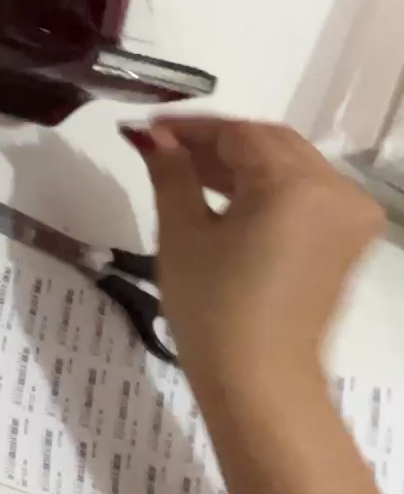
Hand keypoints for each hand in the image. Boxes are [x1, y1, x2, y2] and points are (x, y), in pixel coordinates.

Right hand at [124, 116, 383, 397]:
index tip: (142, 129)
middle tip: (156, 144)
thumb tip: (154, 139)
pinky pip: (303, 189)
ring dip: (236, 158)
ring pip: (289, 162)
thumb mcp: (180, 232)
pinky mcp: (346, 234)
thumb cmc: (208, 299)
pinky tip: (218, 192)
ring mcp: (351, 213)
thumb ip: (172, 176)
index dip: (189, 126)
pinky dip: (260, 182)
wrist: (257, 366)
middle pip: (272, 142)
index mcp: (296, 188)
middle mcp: (338, 190)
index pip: (240, 134)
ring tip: (179, 167)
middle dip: (214, 138)